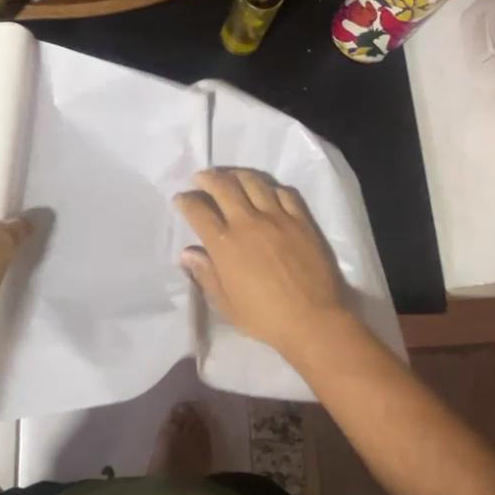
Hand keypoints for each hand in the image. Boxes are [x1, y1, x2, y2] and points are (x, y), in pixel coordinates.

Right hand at [173, 168, 352, 358]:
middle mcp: (247, 222)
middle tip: (200, 178)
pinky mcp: (300, 219)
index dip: (185, 201)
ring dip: (236, 174)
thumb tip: (187, 253)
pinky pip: (283, 192)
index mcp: (225, 243)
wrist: (314, 320)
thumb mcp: (226, 304)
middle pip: (223, 186)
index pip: (198, 210)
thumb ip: (206, 274)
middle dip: (207, 178)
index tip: (180, 199)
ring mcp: (276, 217)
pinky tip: (265, 189)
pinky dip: (270, 187)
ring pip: (253, 182)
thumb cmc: (265, 318)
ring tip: (229, 176)